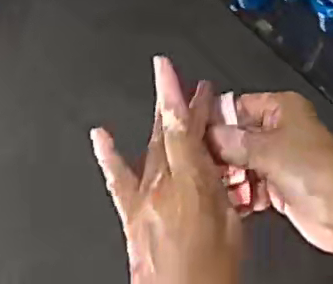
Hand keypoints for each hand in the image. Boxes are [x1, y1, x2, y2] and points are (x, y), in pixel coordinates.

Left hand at [91, 56, 242, 283]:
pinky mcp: (131, 218)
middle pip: (168, 134)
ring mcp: (143, 202)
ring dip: (160, 121)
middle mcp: (162, 190)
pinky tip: (100, 135)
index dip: (173, 95)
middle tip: (195, 86)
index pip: (180, 129)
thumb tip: (218, 163)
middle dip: (180, 105)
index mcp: (191, 188)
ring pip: (150, 149)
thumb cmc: (212, 276)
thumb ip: (222, 186)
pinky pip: (117, 180)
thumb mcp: (232, 225)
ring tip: (166, 98)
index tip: (166, 68)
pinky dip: (108, 155)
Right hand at [206, 91, 332, 259]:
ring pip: (244, 162)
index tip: (191, 134)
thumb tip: (208, 133)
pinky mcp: (280, 185)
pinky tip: (229, 203)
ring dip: (230, 176)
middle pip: (240, 136)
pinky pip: (253, 185)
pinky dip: (242, 193)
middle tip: (199, 167)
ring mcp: (280, 158)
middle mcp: (280, 128)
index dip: (217, 119)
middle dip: (222, 152)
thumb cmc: (310, 169)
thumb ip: (235, 142)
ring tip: (213, 188)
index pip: (240, 105)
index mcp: (281, 107)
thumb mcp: (268, 150)